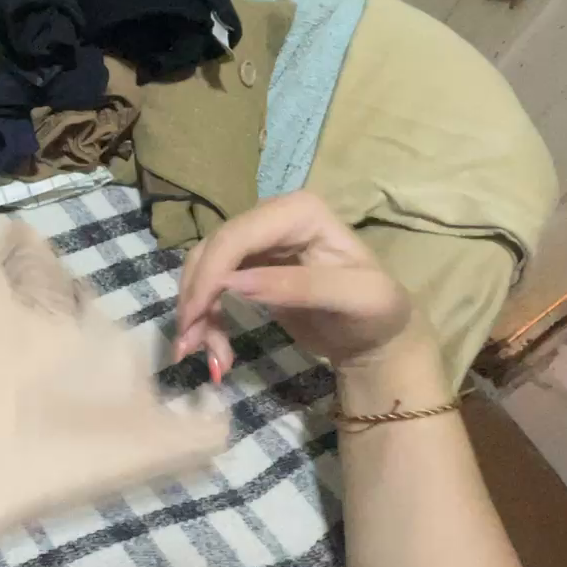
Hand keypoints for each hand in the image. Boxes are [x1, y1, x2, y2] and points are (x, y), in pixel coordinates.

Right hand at [174, 191, 422, 376]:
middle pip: (210, 252)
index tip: (194, 320)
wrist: (374, 336)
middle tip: (189, 346)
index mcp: (299, 212)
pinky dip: (201, 316)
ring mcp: (254, 241)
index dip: (208, 276)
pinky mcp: (242, 265)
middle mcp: (269, 217)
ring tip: (203, 354)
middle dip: (195, 299)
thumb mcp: (356, 299)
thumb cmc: (376, 314)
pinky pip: (206, 286)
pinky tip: (210, 346)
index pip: (235, 237)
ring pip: (200, 270)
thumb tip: (232, 283)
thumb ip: (299, 287)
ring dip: (194, 312)